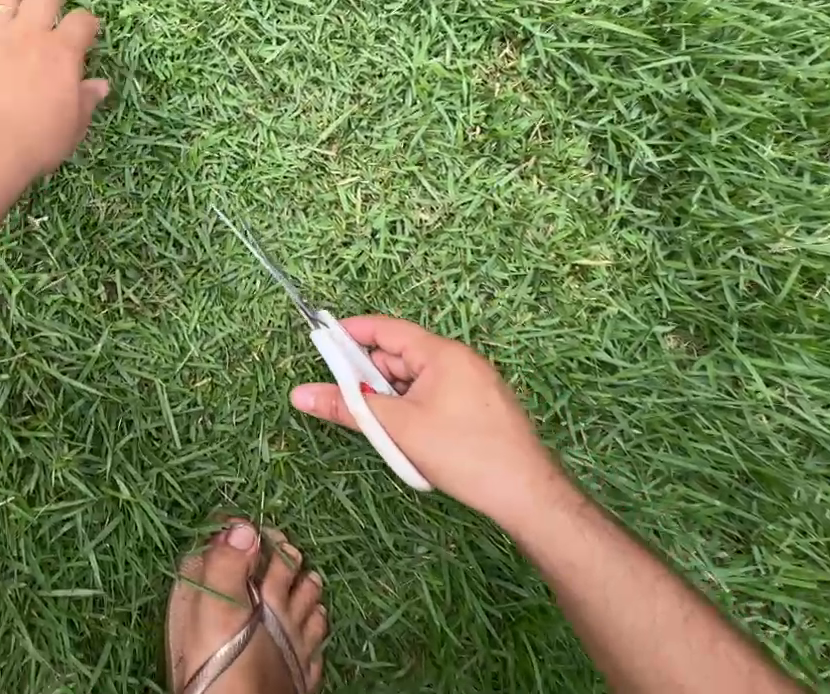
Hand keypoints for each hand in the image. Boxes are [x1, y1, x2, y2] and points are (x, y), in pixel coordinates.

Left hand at [0, 0, 109, 185]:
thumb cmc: (37, 141)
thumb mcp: (72, 127)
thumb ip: (85, 101)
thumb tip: (99, 85)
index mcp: (61, 51)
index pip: (81, 21)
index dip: (86, 24)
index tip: (86, 32)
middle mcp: (26, 35)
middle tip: (50, 10)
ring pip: (0, 0)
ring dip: (7, 4)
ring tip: (8, 17)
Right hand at [289, 315, 572, 525]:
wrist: (531, 499)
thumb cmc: (462, 453)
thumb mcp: (395, 427)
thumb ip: (345, 406)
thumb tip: (298, 394)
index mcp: (442, 354)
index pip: (386, 329)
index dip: (350, 332)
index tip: (321, 342)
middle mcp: (459, 361)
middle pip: (398, 357)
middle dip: (369, 376)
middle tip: (348, 399)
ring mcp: (473, 385)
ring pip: (414, 381)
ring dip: (390, 398)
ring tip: (382, 428)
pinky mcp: (480, 409)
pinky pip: (432, 396)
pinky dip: (410, 408)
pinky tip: (406, 436)